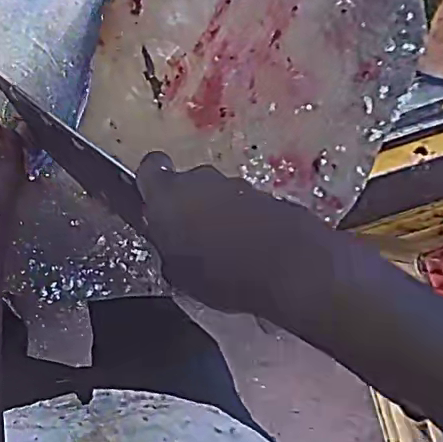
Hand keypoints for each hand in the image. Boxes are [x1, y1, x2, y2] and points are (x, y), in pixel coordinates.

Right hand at [136, 152, 339, 315]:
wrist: (291, 267)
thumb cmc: (220, 273)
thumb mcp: (178, 274)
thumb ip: (168, 251)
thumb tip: (172, 248)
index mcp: (168, 194)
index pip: (150, 167)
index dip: (150, 181)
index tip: (153, 202)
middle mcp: (201, 180)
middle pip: (187, 183)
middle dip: (188, 205)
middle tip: (191, 238)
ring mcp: (238, 186)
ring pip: (219, 195)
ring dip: (219, 215)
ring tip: (226, 252)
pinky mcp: (271, 197)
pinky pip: (248, 208)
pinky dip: (247, 224)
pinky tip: (253, 253)